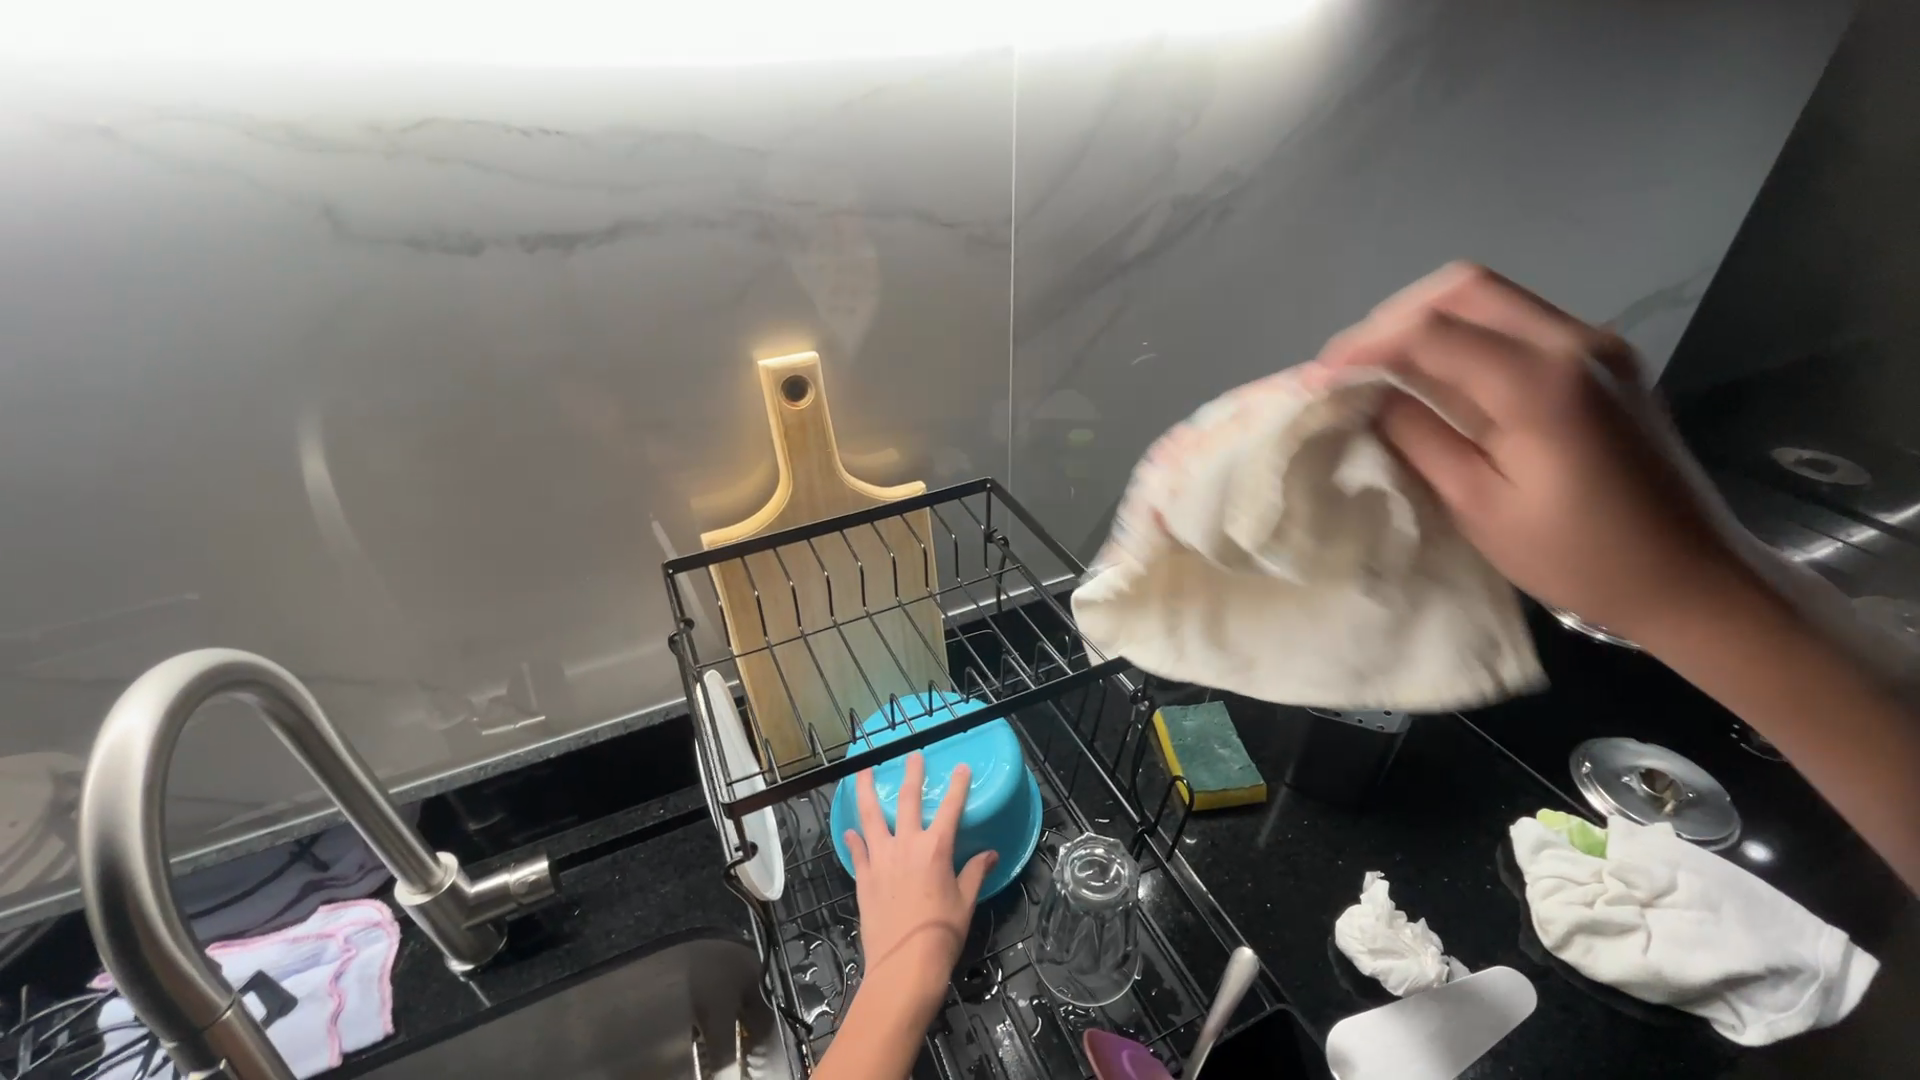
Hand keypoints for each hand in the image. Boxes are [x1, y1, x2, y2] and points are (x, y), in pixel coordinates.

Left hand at [844, 753, 996, 1010]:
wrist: (904, 964)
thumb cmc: (941, 934)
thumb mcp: (965, 902)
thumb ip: (975, 872)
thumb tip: (990, 854)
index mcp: (936, 848)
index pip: (951, 808)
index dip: (958, 785)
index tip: (961, 767)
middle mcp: (906, 844)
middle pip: (909, 800)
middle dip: (912, 774)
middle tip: (912, 755)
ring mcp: (881, 858)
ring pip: (871, 815)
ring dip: (867, 790)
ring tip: (863, 771)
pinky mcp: (863, 876)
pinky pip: (857, 850)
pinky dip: (854, 838)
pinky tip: (850, 829)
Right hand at [1314, 261, 1744, 641]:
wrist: (1691, 576)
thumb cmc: (1577, 556)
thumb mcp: (1478, 506)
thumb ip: (1419, 437)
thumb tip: (1367, 397)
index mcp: (1542, 383)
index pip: (1431, 332)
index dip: (1363, 349)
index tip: (1316, 379)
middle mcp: (1574, 342)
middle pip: (1462, 289)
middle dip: (1390, 320)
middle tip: (1346, 366)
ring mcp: (1595, 345)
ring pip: (1489, 297)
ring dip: (1423, 322)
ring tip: (1377, 368)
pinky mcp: (1600, 360)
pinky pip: (1515, 321)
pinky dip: (1460, 334)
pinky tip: (1432, 375)